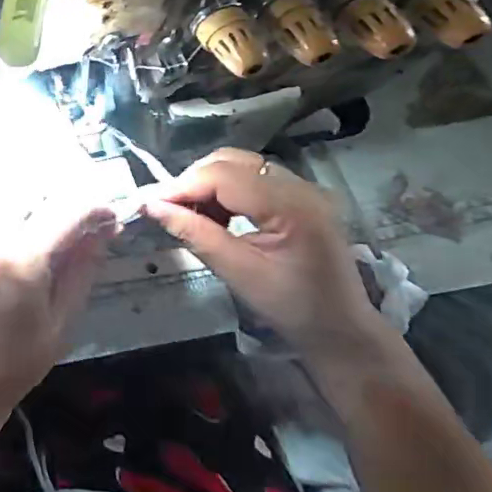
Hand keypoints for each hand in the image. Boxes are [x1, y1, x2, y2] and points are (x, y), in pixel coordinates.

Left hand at [0, 205, 118, 426]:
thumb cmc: (16, 361)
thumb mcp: (62, 319)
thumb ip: (83, 265)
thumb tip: (105, 226)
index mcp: (19, 259)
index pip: (65, 209)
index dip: (94, 207)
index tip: (110, 216)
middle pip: (34, 188)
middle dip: (63, 197)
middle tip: (82, 219)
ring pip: (5, 190)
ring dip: (33, 197)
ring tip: (51, 221)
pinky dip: (4, 205)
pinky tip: (19, 225)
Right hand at [142, 148, 380, 355]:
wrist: (341, 329)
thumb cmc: (291, 307)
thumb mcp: (237, 272)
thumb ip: (194, 233)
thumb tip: (152, 206)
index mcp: (290, 205)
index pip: (223, 176)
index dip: (182, 185)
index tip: (149, 202)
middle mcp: (300, 186)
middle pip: (231, 162)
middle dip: (193, 181)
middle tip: (166, 208)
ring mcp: (302, 188)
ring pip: (240, 166)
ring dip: (208, 184)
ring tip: (189, 214)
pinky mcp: (299, 196)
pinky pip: (252, 178)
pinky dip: (226, 190)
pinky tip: (215, 215)